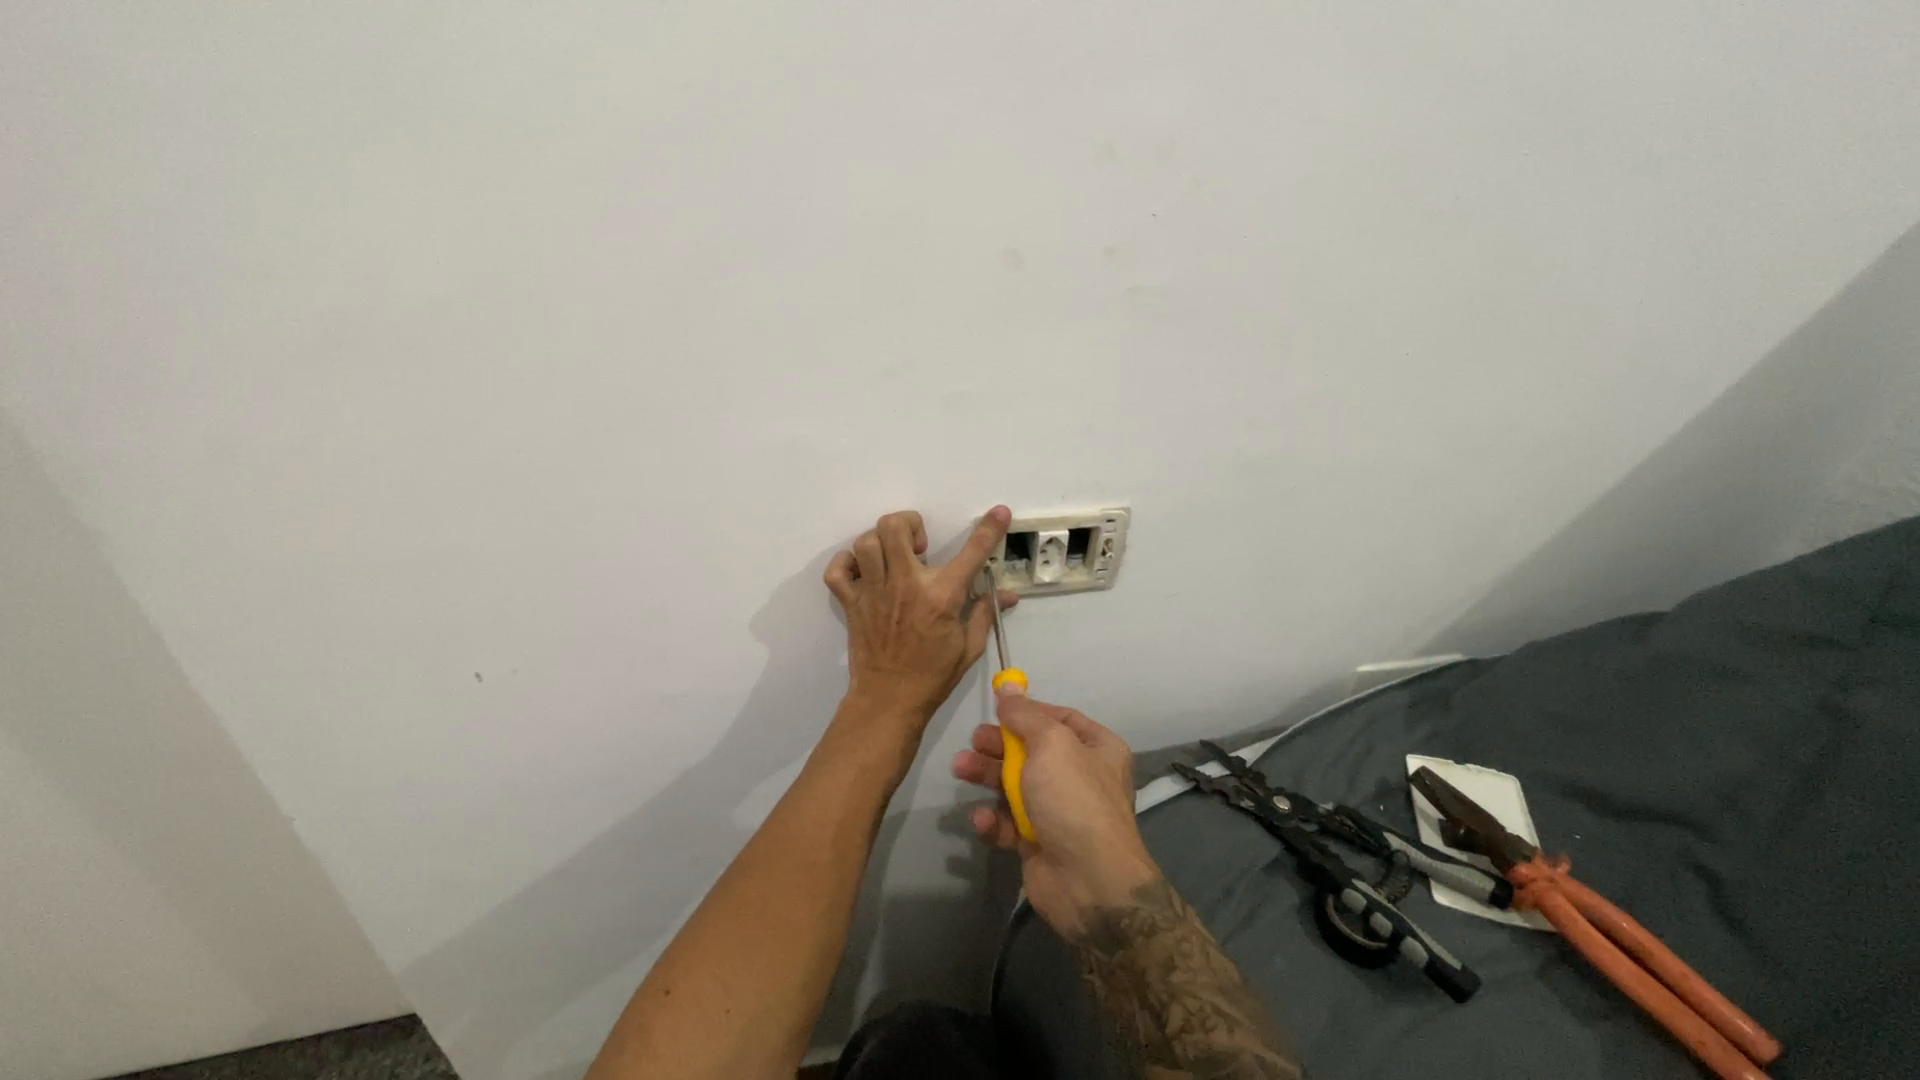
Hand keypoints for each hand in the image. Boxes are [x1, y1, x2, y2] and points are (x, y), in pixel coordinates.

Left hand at [824, 507, 1017, 727]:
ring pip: (866, 542)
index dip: (989, 528)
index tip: (998, 513)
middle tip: (918, 546)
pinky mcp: (851, 604)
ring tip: (892, 559)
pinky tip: (863, 573)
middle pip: (894, 527)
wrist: (889, 701)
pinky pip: (837, 570)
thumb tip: (1006, 595)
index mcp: (942, 596)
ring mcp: (874, 592)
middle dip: (909, 524)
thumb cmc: (933, 677)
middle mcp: (906, 585)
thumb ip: (984, 613)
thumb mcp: (969, 648)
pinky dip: (846, 564)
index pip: (972, 552)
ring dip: (881, 542)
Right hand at [951, 690, 1161, 936]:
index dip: (1028, 712)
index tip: (997, 709)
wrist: (1089, 882)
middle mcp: (1080, 777)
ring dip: (986, 777)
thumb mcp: (1051, 744)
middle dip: (998, 746)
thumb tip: (1009, 687)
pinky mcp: (1038, 842)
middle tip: (972, 743)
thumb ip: (1025, 715)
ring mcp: (1059, 812)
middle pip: (1031, 751)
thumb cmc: (1074, 800)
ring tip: (960, 770)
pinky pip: (1009, 822)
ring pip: (1015, 785)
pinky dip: (993, 819)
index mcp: (1097, 749)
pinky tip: (983, 819)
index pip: (1060, 719)